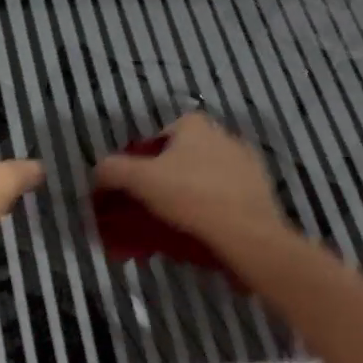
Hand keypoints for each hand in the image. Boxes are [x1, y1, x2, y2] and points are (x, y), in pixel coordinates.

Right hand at [92, 113, 285, 248]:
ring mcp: (249, 165)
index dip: (146, 158)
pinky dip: (216, 209)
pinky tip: (206, 231)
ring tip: (180, 223)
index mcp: (195, 125)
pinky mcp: (264, 193)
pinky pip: (229, 197)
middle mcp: (224, 136)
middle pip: (185, 156)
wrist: (249, 237)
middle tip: (157, 204)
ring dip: (194, 194)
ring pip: (208, 177)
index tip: (141, 183)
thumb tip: (98, 172)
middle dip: (170, 177)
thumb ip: (112, 170)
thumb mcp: (138, 180)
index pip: (162, 135)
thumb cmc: (190, 196)